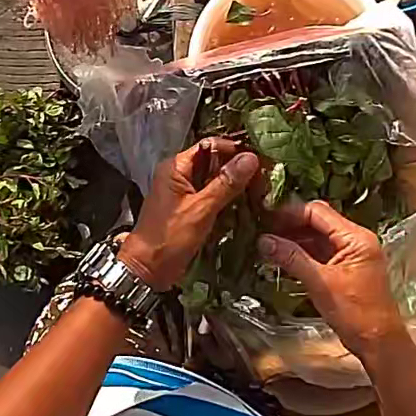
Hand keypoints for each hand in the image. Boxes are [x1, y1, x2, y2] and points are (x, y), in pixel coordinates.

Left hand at [116, 138, 259, 290]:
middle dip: (238, 169)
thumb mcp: (201, 209)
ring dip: (235, 186)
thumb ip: (225, 183)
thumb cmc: (170, 236)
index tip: (261, 159)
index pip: (209, 147)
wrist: (148, 268)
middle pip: (213, 163)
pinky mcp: (189, 209)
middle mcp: (178, 176)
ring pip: (214, 181)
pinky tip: (249, 204)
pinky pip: (212, 198)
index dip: (234, 150)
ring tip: (264, 190)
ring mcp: (183, 193)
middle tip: (267, 177)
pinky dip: (228, 200)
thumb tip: (251, 158)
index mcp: (175, 168)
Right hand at [257, 201, 410, 360]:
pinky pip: (317, 251)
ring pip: (315, 236)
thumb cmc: (354, 312)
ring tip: (265, 244)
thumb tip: (262, 240)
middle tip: (260, 230)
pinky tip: (279, 256)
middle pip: (316, 221)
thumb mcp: (319, 282)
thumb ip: (291, 257)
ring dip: (291, 238)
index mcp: (356, 239)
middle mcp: (355, 240)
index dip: (288, 213)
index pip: (317, 212)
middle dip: (288, 225)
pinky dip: (299, 252)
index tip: (263, 219)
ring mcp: (350, 254)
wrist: (378, 343)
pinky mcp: (344, 267)